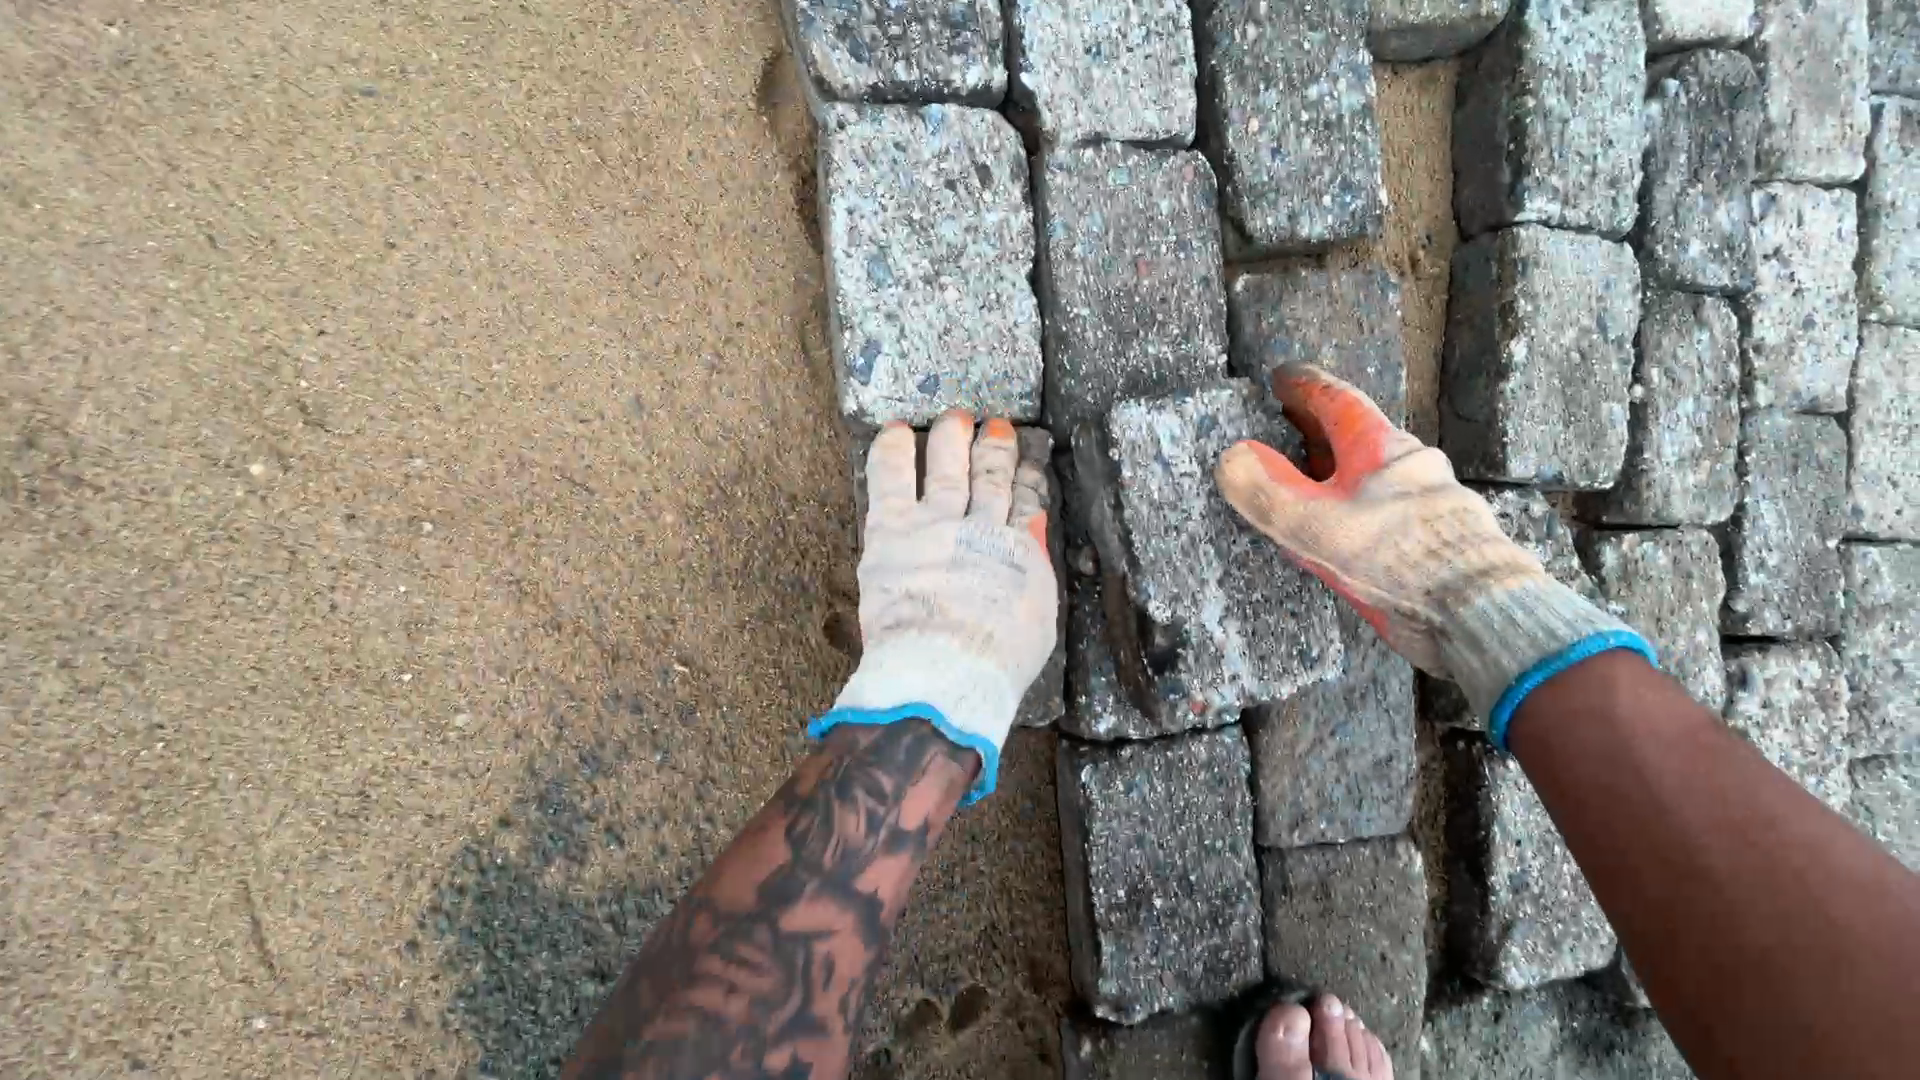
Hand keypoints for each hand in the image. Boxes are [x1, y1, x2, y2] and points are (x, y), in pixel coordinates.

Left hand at [815, 411, 1056, 801]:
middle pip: (990, 479)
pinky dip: (894, 453)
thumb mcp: (1036, 621)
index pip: (1025, 505)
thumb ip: (1031, 576)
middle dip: (995, 450)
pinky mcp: (893, 530)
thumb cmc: (995, 661)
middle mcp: (980, 529)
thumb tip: (1029, 542)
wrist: (948, 666)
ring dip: (952, 440)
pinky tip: (896, 430)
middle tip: (996, 426)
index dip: (1026, 480)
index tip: (1026, 464)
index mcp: (1018, 553)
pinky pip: (892, 480)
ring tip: (955, 417)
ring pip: (948, 469)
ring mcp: (936, 524)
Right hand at [1215, 364, 1646, 744]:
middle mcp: (1410, 466)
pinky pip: (1384, 507)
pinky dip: (1355, 506)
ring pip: (1372, 474)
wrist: (1475, 614)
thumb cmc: (1395, 559)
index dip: (1306, 388)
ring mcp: (1427, 502)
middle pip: (1357, 437)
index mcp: (1381, 449)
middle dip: (1318, 431)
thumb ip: (1268, 491)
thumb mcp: (1314, 525)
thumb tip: (1233, 456)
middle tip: (1283, 429)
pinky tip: (1343, 530)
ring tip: (1304, 483)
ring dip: (1337, 473)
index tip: (1281, 378)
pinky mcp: (1434, 539)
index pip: (1338, 402)